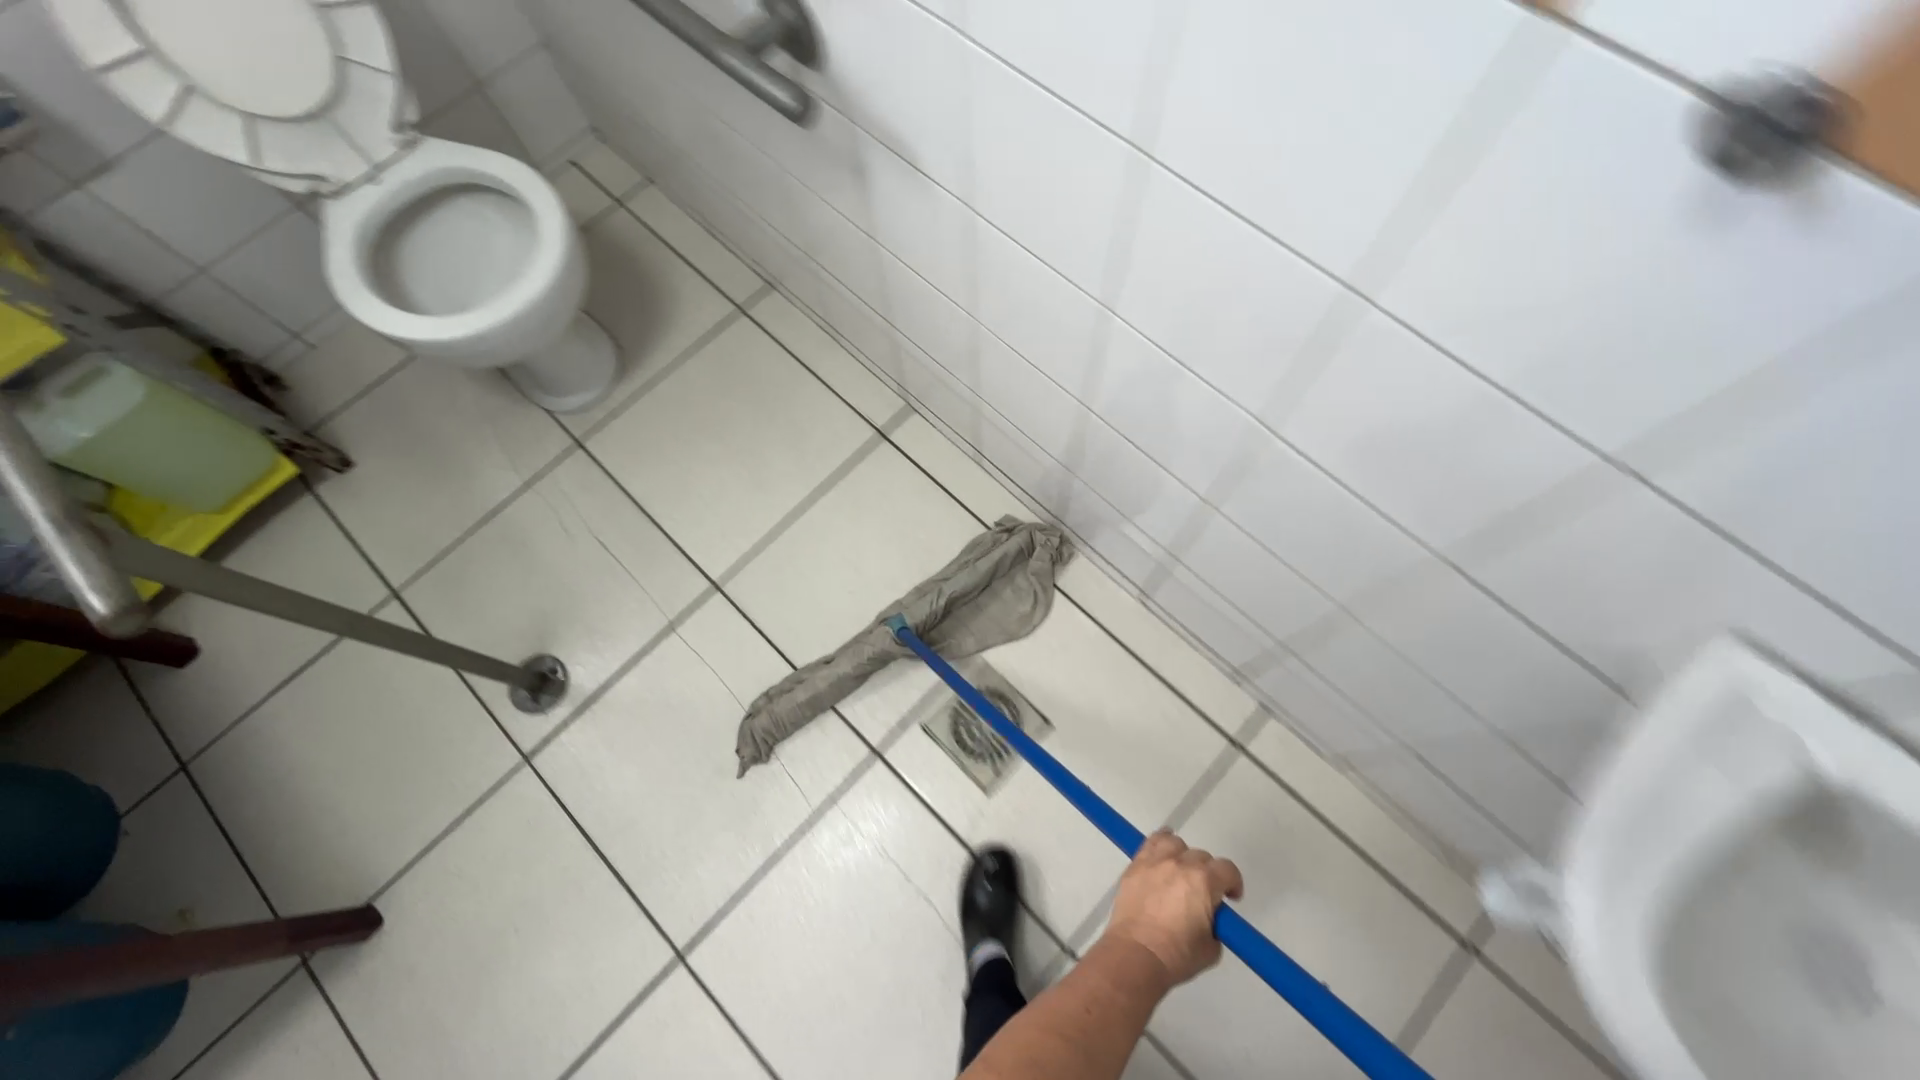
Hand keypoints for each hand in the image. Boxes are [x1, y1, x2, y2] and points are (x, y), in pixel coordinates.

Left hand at [1100, 829, 1243, 986]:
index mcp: (1204, 881)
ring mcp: (1155, 862)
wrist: (1135, 955)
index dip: (1233, 883)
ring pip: (1176, 844)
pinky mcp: (1135, 866)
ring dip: (1183, 856)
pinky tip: (1162, 853)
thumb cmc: (1177, 955)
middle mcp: (1181, 864)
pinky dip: (1160, 844)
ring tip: (1180, 874)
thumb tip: (1207, 918)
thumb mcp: (1211, 948)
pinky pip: (1150, 843)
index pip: (1228, 870)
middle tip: (1202, 895)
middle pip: (1202, 857)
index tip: (1230, 898)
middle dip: (1207, 874)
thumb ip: (1215, 925)